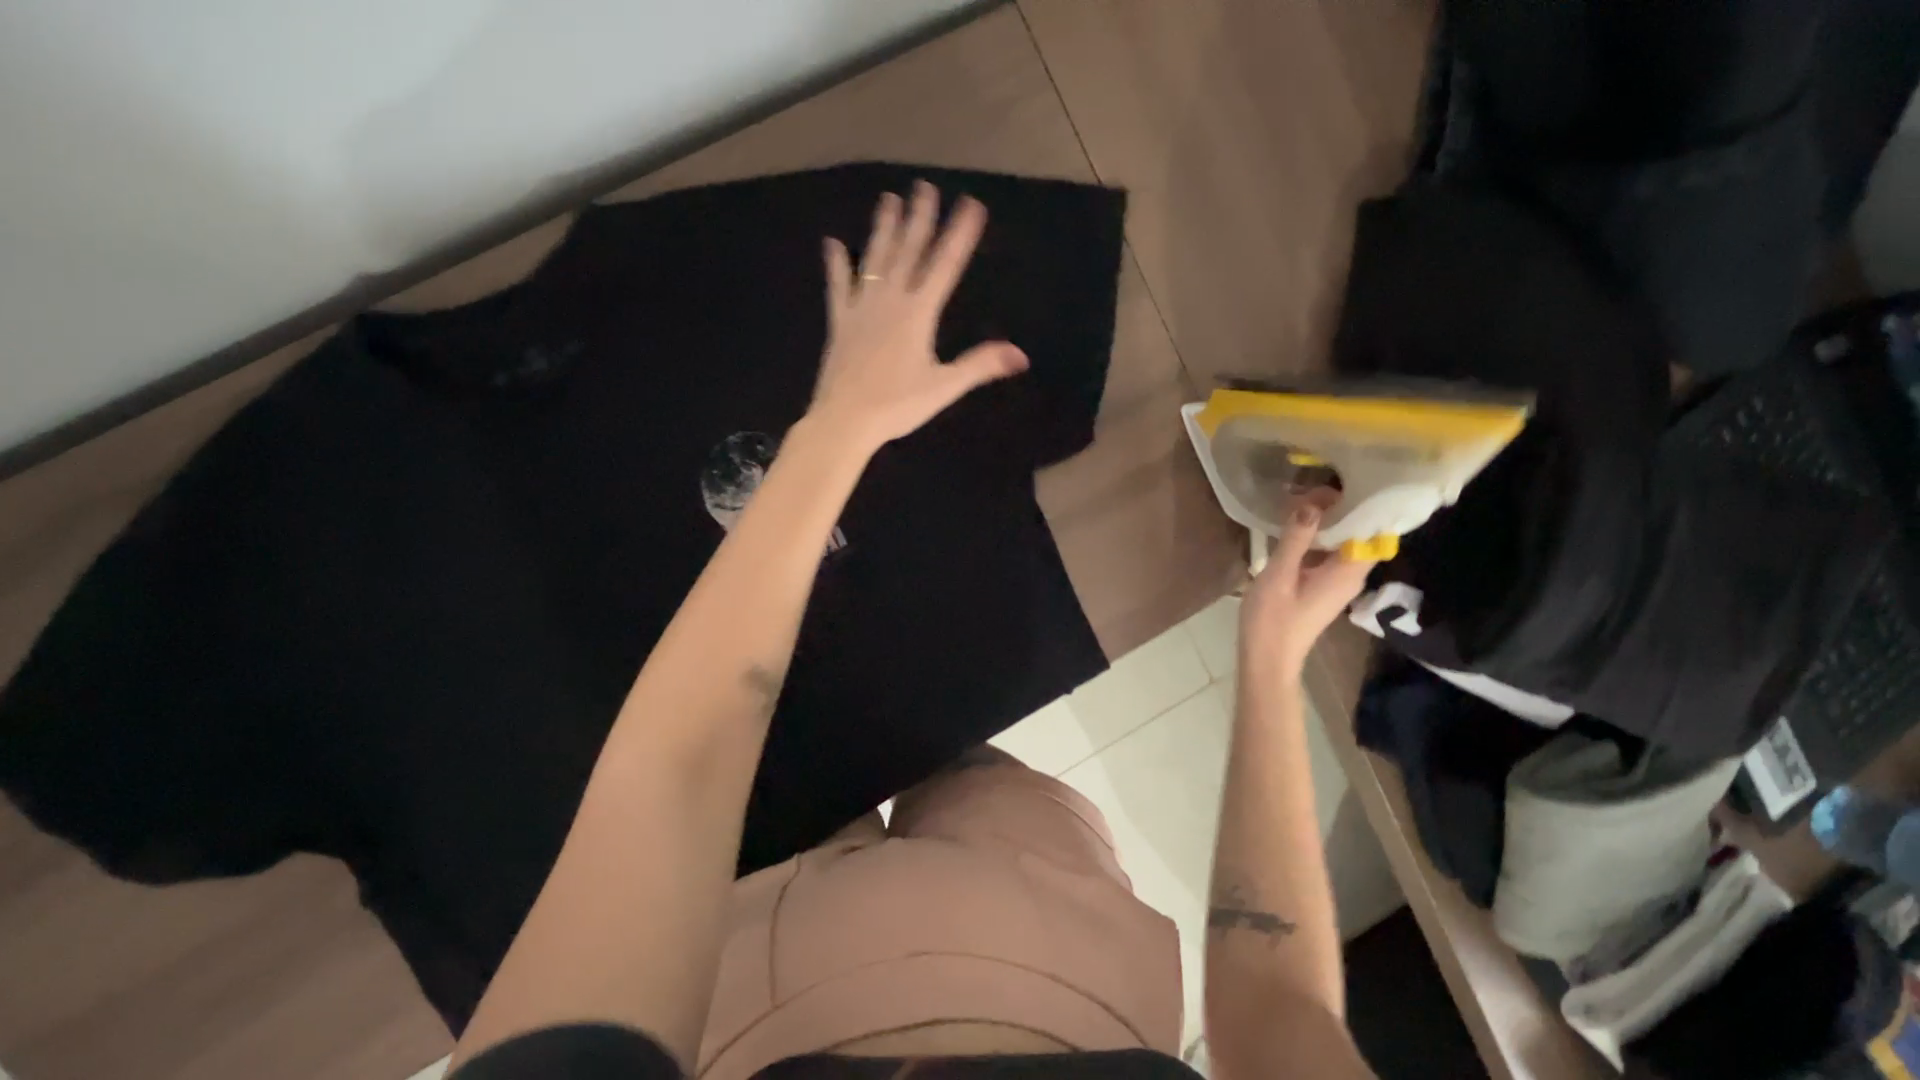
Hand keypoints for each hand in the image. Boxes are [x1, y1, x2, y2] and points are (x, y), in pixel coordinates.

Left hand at [810, 181, 1029, 451]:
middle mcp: (890, 300)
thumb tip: (1020, 354)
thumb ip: (980, 365)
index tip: (971, 204)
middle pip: (908, 251)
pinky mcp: (840, 322)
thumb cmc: (897, 405)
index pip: (945, 264)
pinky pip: (838, 286)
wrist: (844, 420)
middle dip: (920, 218)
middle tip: (925, 186)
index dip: (959, 233)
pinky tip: (833, 243)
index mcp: (918, 313)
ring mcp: (862, 308)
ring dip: (883, 228)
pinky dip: (836, 264)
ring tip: (889, 199)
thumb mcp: (944, 386)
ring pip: (875, 259)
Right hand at [1239, 496, 1376, 682]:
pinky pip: (1329, 555)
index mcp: (1347, 572)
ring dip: (1328, 522)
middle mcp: (1350, 576)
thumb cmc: (1273, 619)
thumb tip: (1312, 503)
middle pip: (1359, 535)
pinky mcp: (1322, 587)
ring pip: (1342, 544)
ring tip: (1305, 498)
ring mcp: (1337, 583)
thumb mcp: (1279, 574)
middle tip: (1316, 484)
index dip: (1364, 505)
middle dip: (1343, 508)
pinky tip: (1297, 527)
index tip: (1347, 481)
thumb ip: (1296, 537)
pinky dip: (1318, 538)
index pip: (1373, 531)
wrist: (1267, 660)